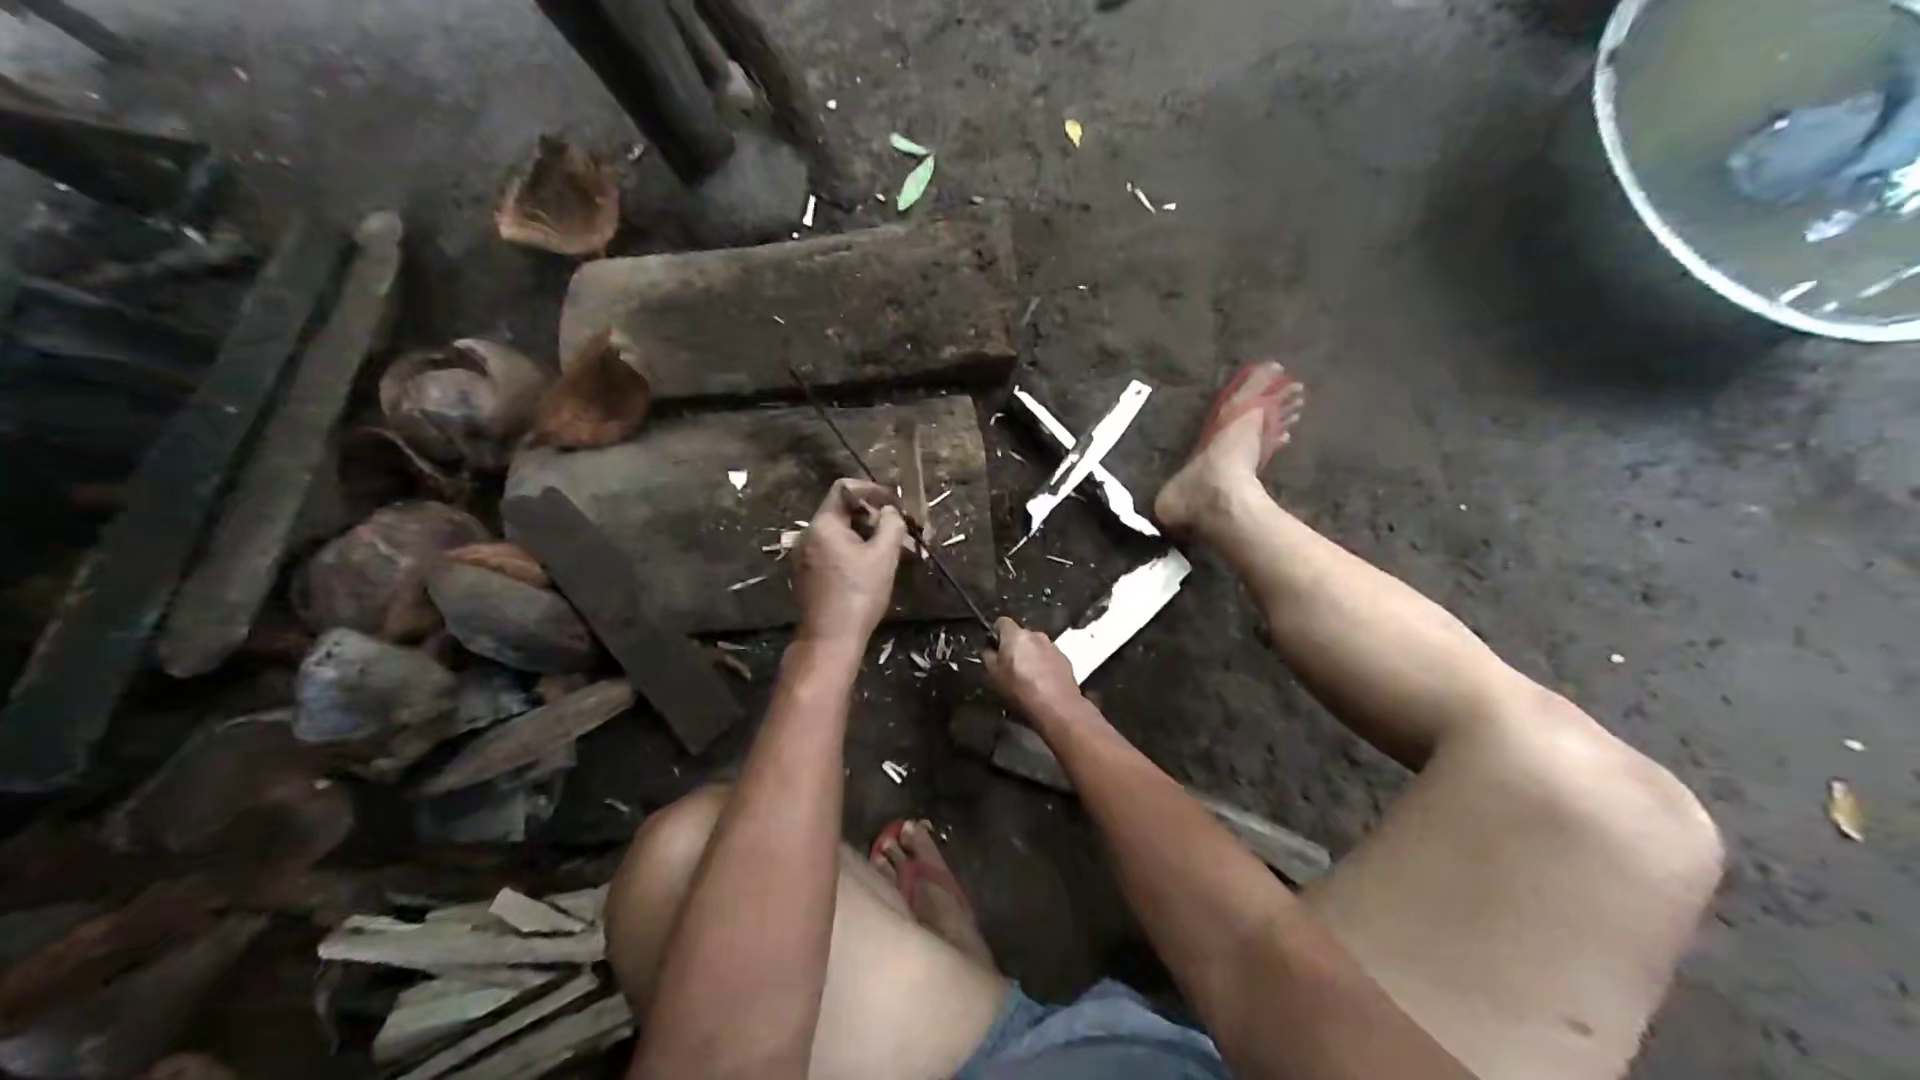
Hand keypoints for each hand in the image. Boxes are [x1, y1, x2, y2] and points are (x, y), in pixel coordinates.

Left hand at [793, 478, 907, 645]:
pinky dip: (855, 551)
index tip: (895, 503)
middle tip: (901, 531)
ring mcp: (805, 556)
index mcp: (824, 525)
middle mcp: (809, 535)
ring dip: (868, 537)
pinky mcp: (808, 574)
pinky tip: (875, 567)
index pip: (845, 488)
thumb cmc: (859, 594)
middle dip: (875, 517)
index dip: (872, 490)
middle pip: (844, 511)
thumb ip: (891, 525)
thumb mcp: (883, 556)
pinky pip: (834, 551)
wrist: (830, 639)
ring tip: (895, 552)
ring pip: (841, 534)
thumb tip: (890, 511)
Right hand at [983, 617, 1083, 722]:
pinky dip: (1044, 664)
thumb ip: (988, 657)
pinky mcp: (1065, 659)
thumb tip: (989, 649)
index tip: (994, 647)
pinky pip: (1049, 657)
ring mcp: (1053, 646)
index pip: (1002, 622)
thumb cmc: (1020, 689)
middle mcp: (1036, 635)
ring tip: (1028, 677)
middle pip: (1021, 635)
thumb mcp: (994, 676)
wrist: (1057, 706)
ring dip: (1031, 655)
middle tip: (1010, 666)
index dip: (996, 633)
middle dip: (1015, 646)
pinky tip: (1043, 682)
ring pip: (1036, 646)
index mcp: (1016, 635)